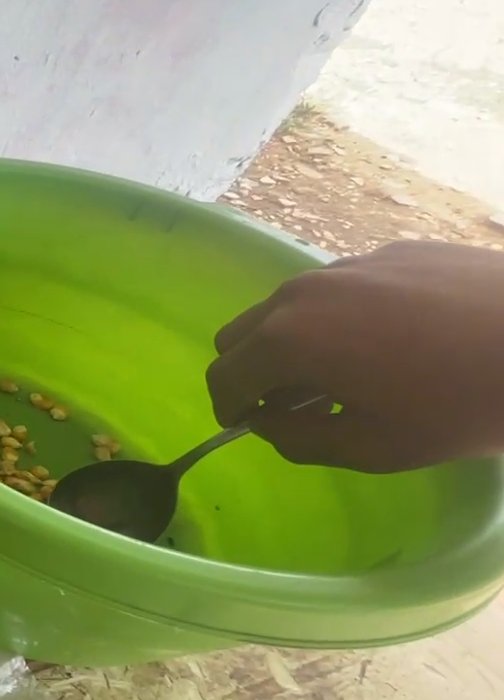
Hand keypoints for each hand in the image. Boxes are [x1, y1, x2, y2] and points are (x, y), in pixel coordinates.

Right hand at [207, 241, 503, 471]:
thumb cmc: (475, 404)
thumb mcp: (379, 447)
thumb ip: (299, 439)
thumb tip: (268, 422)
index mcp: (285, 340)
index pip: (223, 377)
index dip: (228, 407)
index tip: (250, 425)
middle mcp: (298, 295)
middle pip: (240, 335)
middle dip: (254, 371)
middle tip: (299, 401)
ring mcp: (346, 267)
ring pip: (287, 309)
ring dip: (297, 341)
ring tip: (356, 368)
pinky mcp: (393, 252)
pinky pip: (343, 289)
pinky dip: (346, 317)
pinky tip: (405, 338)